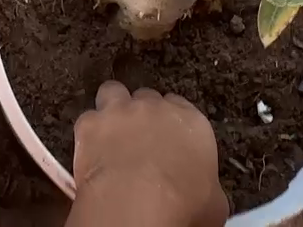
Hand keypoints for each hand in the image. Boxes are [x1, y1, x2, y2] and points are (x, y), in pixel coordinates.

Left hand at [69, 82, 226, 226]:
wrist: (137, 209)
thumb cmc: (181, 208)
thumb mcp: (214, 205)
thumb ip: (208, 185)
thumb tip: (206, 192)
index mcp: (191, 123)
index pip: (183, 109)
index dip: (173, 126)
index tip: (170, 143)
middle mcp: (156, 107)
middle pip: (148, 99)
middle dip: (143, 116)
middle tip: (141, 143)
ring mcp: (121, 110)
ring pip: (114, 92)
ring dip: (113, 108)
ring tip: (112, 133)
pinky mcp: (92, 123)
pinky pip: (88, 120)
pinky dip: (88, 134)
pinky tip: (91, 151)